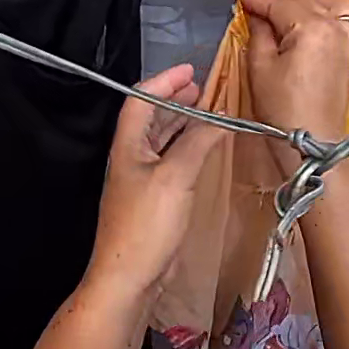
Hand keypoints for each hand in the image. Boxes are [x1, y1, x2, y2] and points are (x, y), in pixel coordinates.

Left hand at [84, 64, 228, 304]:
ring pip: (162, 142)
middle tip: (201, 90)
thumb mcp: (175, 176)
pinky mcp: (153, 202)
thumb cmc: (146, 225)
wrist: (129, 276)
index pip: (141, 99)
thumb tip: (221, 119)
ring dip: (183, 125)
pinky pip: (171, 164)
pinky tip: (204, 153)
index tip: (190, 72)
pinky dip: (188, 151)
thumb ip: (198, 143)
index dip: (164, 81)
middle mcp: (131, 159)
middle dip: (175, 101)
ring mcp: (141, 182)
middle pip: (151, 119)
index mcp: (128, 146)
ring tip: (206, 114)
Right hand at [240, 0, 348, 167]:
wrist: (313, 145)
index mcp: (311, 28)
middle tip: (256, 5)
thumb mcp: (260, 69)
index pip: (281, 2)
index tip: (242, 0)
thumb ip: (258, 33)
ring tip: (282, 8)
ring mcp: (347, 38)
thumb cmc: (283, 112)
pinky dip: (322, 10)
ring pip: (326, 1)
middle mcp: (334, 27)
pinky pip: (340, 16)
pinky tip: (305, 19)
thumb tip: (257, 15)